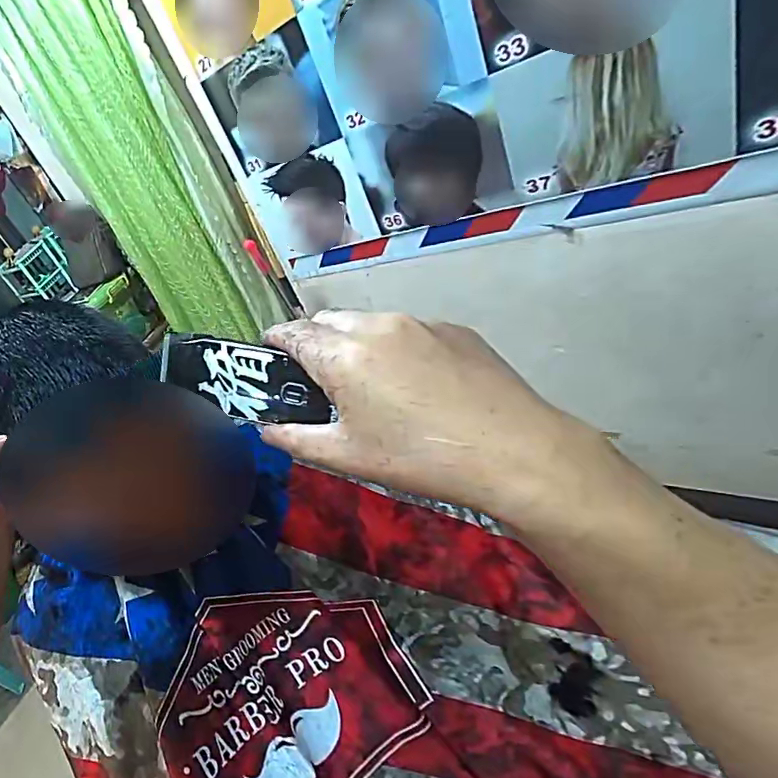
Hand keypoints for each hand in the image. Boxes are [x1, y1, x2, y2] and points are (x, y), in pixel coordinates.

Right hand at [261, 311, 624, 527]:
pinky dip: (397, 346)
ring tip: (369, 380)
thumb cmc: (418, 458)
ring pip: (371, 321)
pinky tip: (415, 382)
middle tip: (318, 374)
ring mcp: (420, 322)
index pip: (293, 332)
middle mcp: (377, 326)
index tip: (270, 351)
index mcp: (343, 355)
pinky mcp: (454, 329)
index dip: (275, 340)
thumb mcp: (348, 456)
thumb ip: (297, 438)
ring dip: (356, 340)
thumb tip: (266, 431)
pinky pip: (410, 329)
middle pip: (329, 320)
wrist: (511, 450)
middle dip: (314, 338)